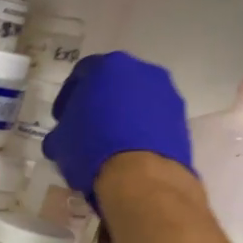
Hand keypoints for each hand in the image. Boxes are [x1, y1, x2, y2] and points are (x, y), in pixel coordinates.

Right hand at [42, 52, 192, 198]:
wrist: (141, 176)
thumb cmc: (91, 148)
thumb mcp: (60, 142)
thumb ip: (60, 132)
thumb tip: (62, 138)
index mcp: (108, 66)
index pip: (82, 73)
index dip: (68, 96)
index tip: (61, 118)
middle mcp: (141, 70)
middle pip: (113, 83)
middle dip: (99, 103)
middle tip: (86, 128)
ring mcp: (166, 93)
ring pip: (137, 101)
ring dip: (122, 117)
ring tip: (109, 144)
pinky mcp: (181, 119)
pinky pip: (154, 120)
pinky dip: (141, 131)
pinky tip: (130, 152)